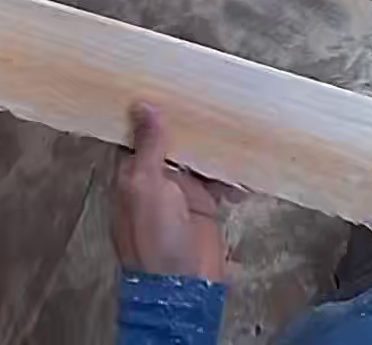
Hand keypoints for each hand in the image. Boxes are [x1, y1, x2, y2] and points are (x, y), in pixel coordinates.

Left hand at [112, 102, 223, 280]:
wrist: (184, 288)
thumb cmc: (155, 242)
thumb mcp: (145, 188)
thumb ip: (148, 147)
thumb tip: (143, 106)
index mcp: (133, 173)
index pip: (139, 132)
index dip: (152, 110)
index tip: (169, 83)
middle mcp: (156, 177)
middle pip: (174, 138)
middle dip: (191, 122)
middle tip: (209, 96)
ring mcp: (181, 189)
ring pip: (199, 153)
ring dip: (215, 145)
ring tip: (231, 128)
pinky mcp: (205, 200)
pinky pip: (219, 175)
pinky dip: (230, 172)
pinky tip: (238, 170)